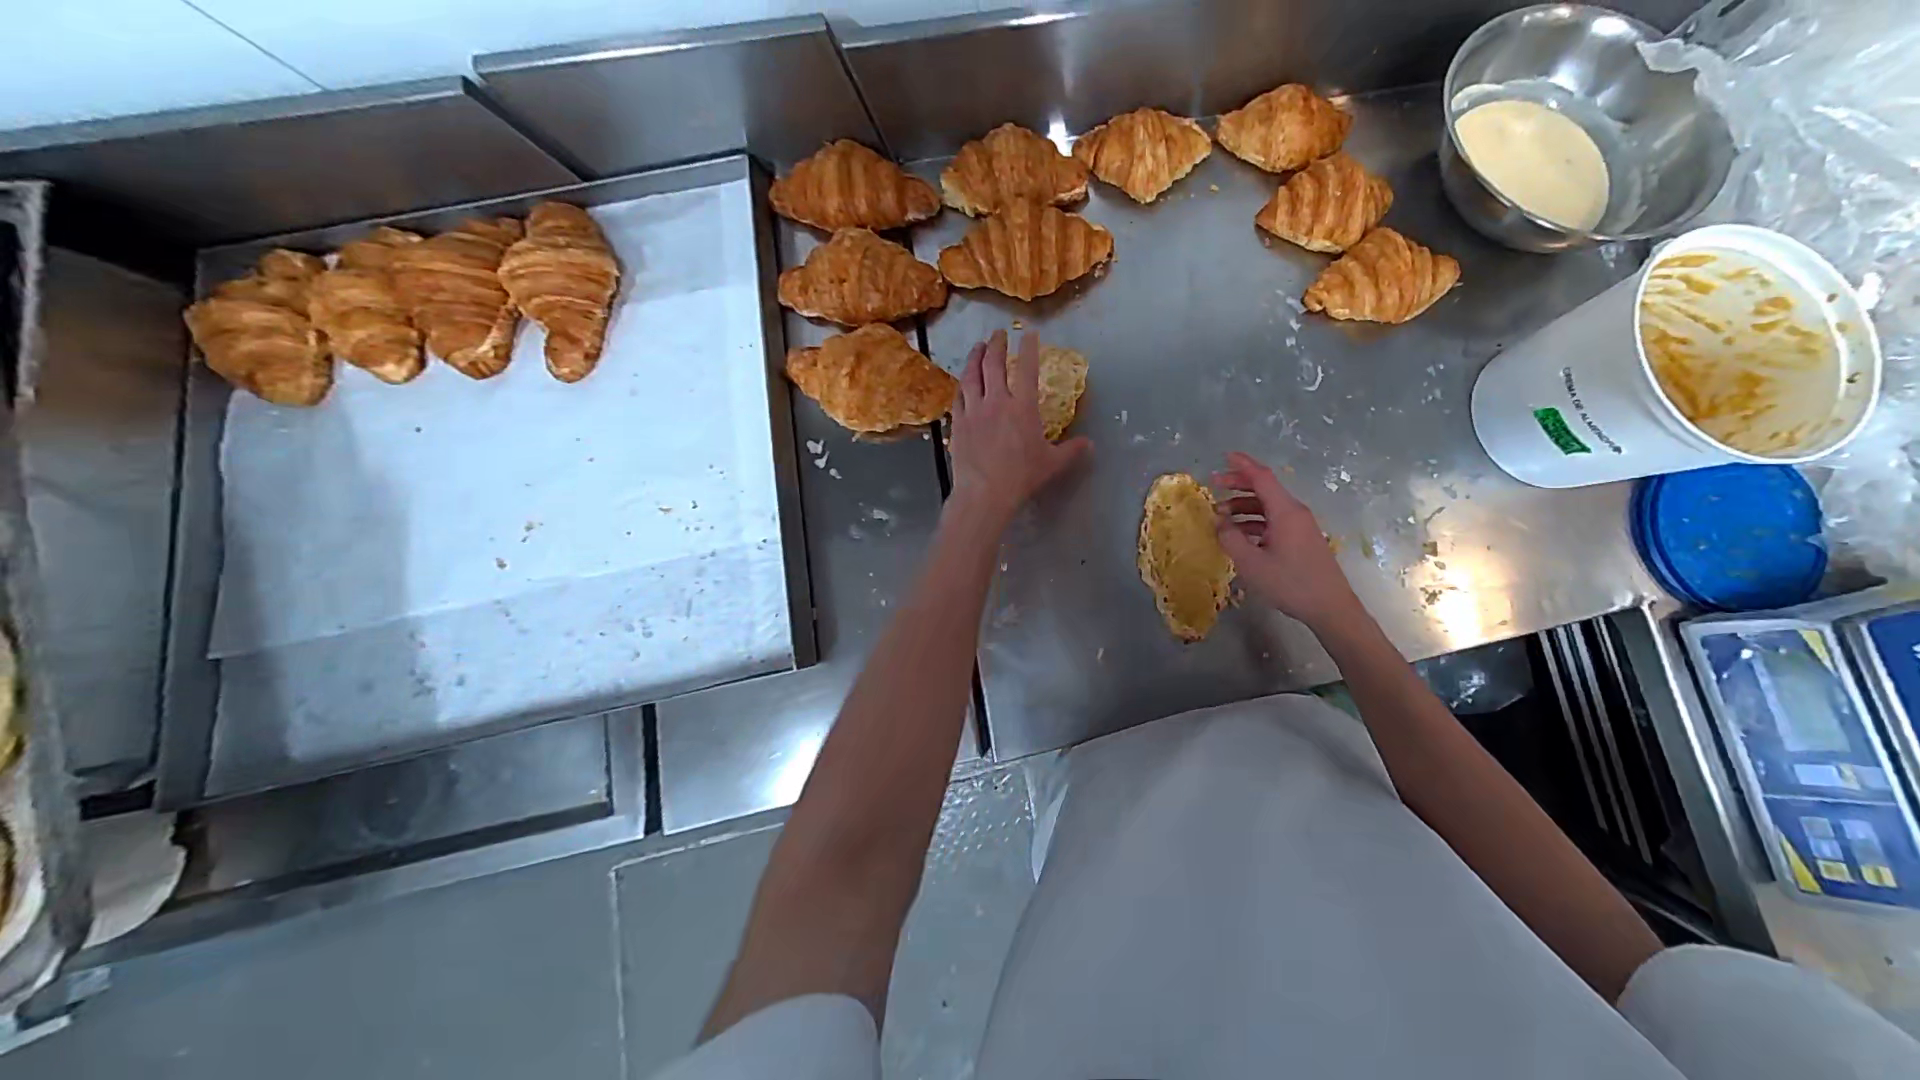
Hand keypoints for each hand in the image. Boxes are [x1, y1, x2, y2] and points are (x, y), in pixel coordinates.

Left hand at [947, 329, 1090, 528]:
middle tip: (998, 334)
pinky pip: (959, 397)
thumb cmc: (1022, 477)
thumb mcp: (1052, 463)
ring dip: (975, 357)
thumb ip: (1071, 450)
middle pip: (994, 364)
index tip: (1029, 335)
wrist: (985, 493)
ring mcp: (974, 410)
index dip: (1029, 349)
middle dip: (997, 345)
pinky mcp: (958, 423)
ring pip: (971, 375)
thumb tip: (1089, 444)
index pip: (1028, 369)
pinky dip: (962, 384)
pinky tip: (962, 381)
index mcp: (1023, 407)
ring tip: (977, 347)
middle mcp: (996, 401)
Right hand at [1214, 451, 1363, 631]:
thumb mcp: (1251, 563)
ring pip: (1268, 507)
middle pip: (1265, 489)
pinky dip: (1254, 521)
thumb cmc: (1290, 583)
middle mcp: (1295, 513)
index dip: (1243, 465)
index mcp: (1285, 512)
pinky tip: (1239, 534)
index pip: (1262, 478)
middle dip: (1239, 484)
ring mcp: (1300, 527)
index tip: (1225, 456)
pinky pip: (1274, 521)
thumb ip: (1231, 538)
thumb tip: (1219, 521)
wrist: (1330, 607)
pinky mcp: (1301, 540)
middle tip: (1214, 484)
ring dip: (1243, 506)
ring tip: (1220, 516)